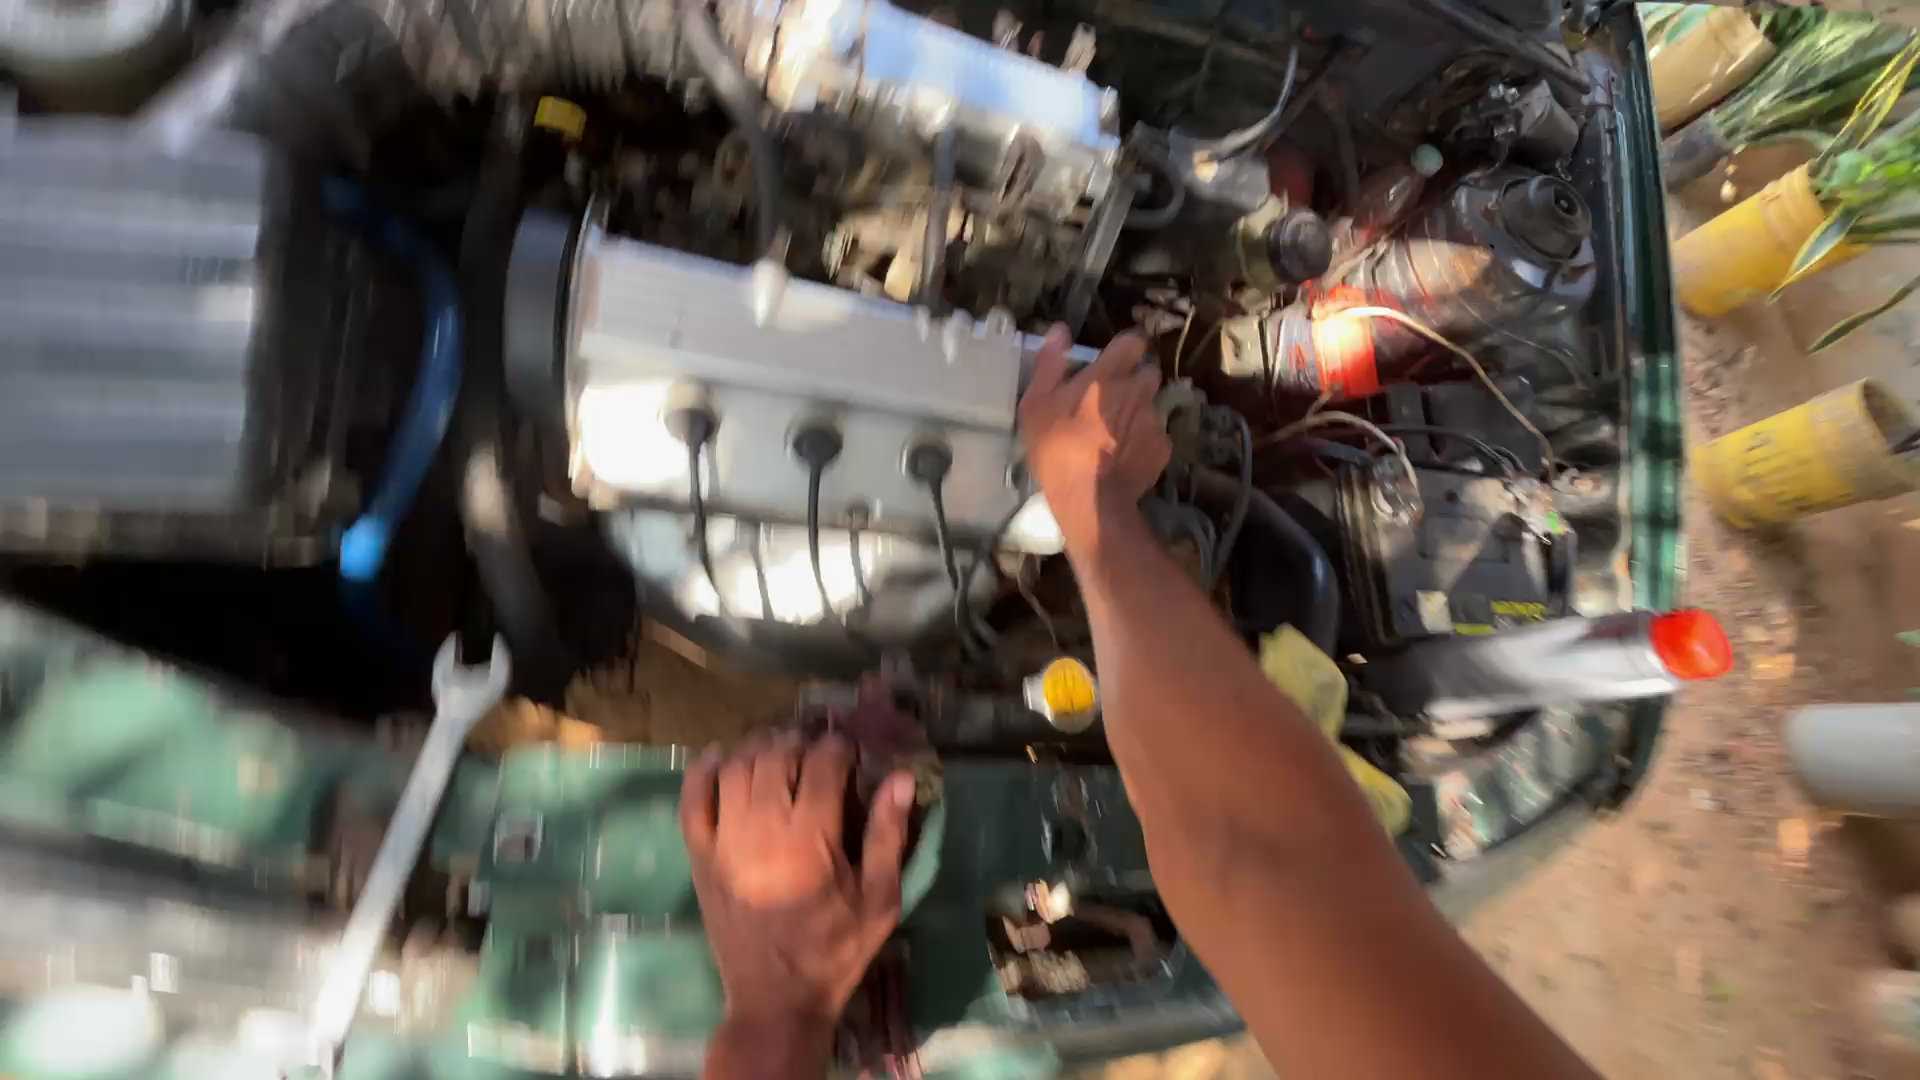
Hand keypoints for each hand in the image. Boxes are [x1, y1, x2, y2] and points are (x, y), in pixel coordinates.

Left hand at [681, 733, 916, 1052]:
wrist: (775, 1000)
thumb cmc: (835, 948)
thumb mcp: (879, 899)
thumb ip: (889, 834)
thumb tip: (900, 777)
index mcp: (810, 840)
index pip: (823, 762)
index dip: (840, 746)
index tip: (851, 753)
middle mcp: (762, 831)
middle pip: (777, 755)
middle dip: (801, 742)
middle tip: (817, 754)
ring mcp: (724, 842)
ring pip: (736, 767)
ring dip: (760, 747)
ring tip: (781, 752)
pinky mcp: (700, 856)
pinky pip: (692, 799)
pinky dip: (704, 770)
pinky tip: (723, 757)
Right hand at [1017, 325, 1170, 545]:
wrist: (1088, 497)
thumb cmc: (1056, 448)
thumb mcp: (1036, 405)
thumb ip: (1049, 364)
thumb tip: (1059, 330)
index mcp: (1108, 375)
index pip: (1132, 341)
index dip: (1125, 349)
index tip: (1113, 361)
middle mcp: (1137, 391)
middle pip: (1147, 373)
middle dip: (1135, 382)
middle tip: (1112, 402)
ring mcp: (1154, 420)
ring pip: (1152, 407)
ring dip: (1138, 414)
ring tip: (1117, 436)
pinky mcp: (1163, 448)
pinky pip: (1155, 437)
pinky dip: (1143, 444)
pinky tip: (1126, 458)